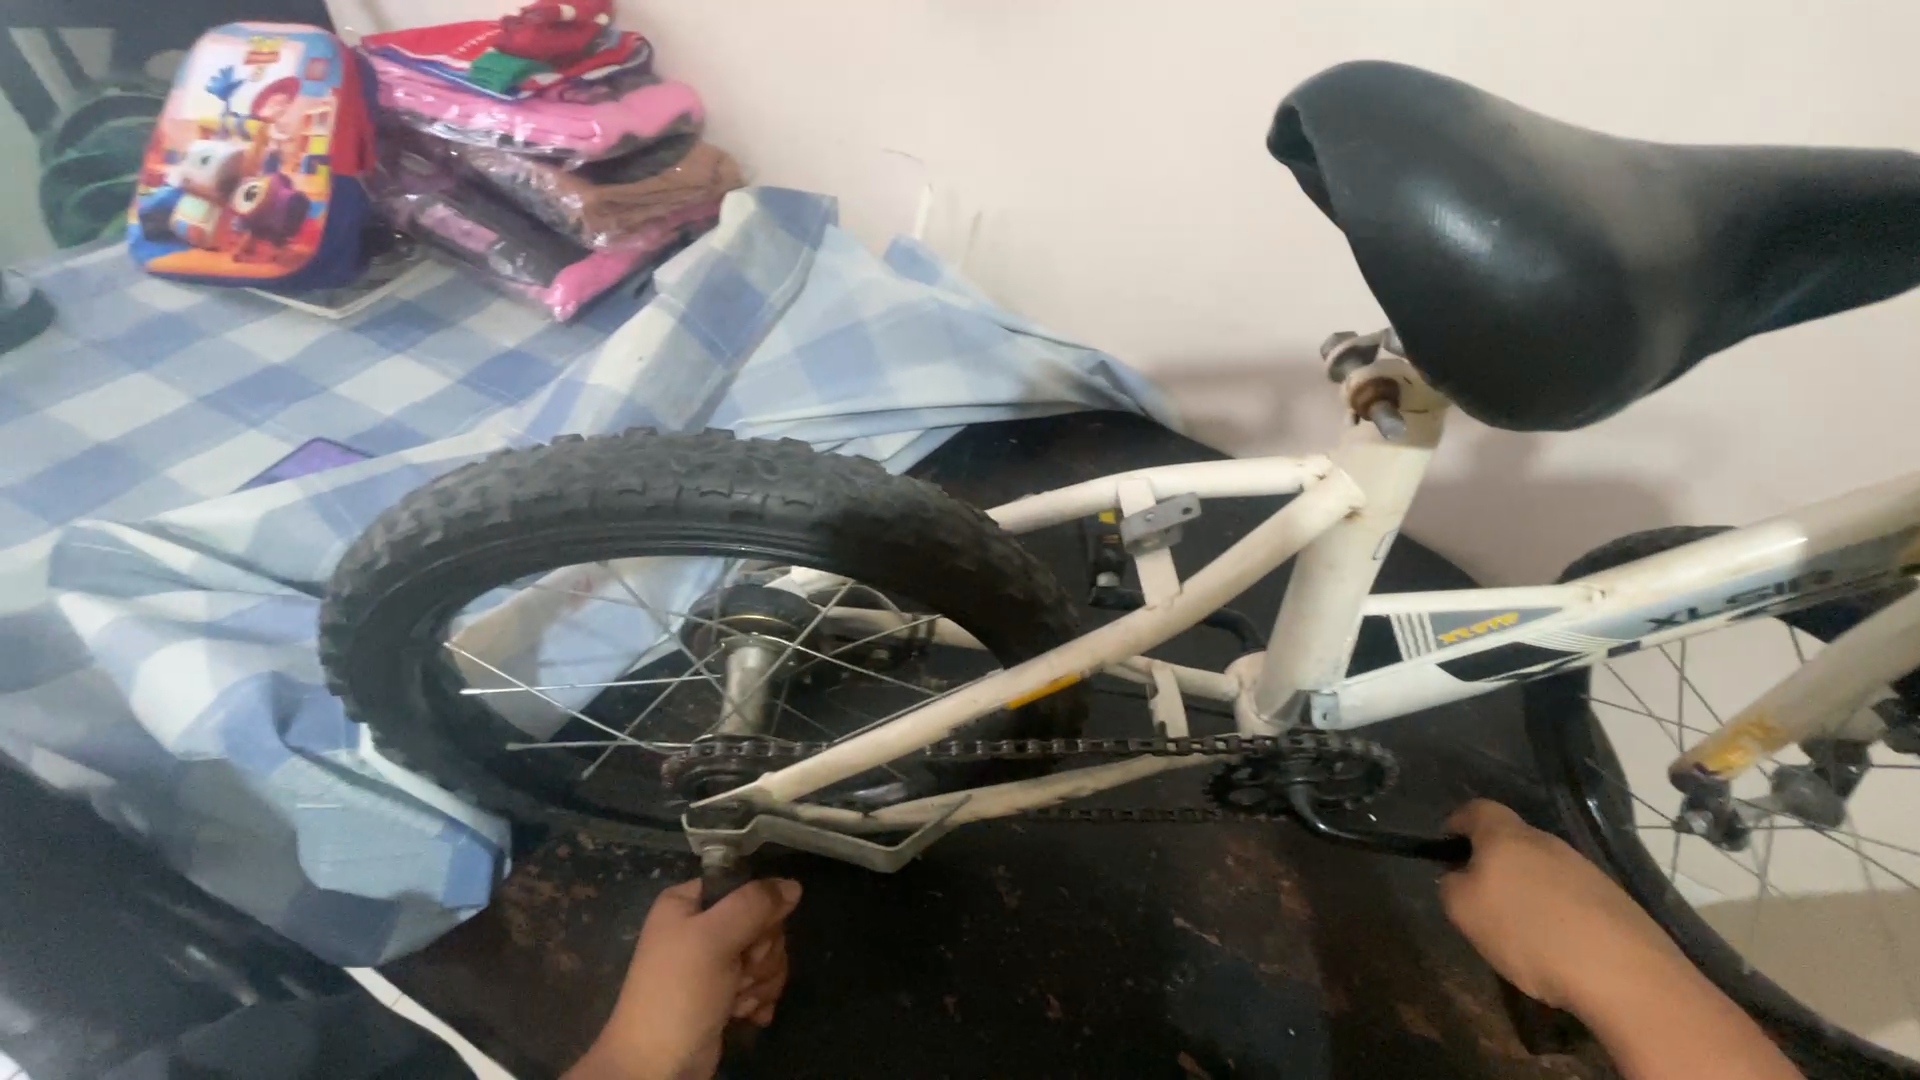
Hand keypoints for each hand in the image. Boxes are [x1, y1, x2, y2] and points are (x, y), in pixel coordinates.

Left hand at [567, 877, 801, 1079]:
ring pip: (767, 953)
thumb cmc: (678, 995)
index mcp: (688, 902)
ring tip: (737, 1002)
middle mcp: (702, 926)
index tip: (749, 938)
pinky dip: (758, 999)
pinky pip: (762, 981)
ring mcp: (715, 962)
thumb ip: (755, 904)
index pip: (744, 885)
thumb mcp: (714, 938)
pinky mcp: (725, 994)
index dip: (756, 911)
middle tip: (739, 974)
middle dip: (760, 954)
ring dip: (760, 981)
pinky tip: (744, 1015)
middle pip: (762, 921)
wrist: (655, 1072)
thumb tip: (794, 886)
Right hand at [1439, 799, 1684, 1010]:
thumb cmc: (1530, 931)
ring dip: (1530, 890)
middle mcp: (1549, 843)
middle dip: (1495, 862)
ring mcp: (1589, 872)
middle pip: (1513, 841)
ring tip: (1523, 930)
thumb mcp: (1463, 910)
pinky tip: (1560, 948)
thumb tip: (1461, 878)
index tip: (1447, 847)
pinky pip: (1574, 898)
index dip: (1458, 823)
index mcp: (1507, 836)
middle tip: (1483, 896)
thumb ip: (1451, 885)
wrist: (1629, 977)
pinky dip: (1561, 915)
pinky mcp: (1619, 904)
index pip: (1477, 809)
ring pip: (1545, 870)